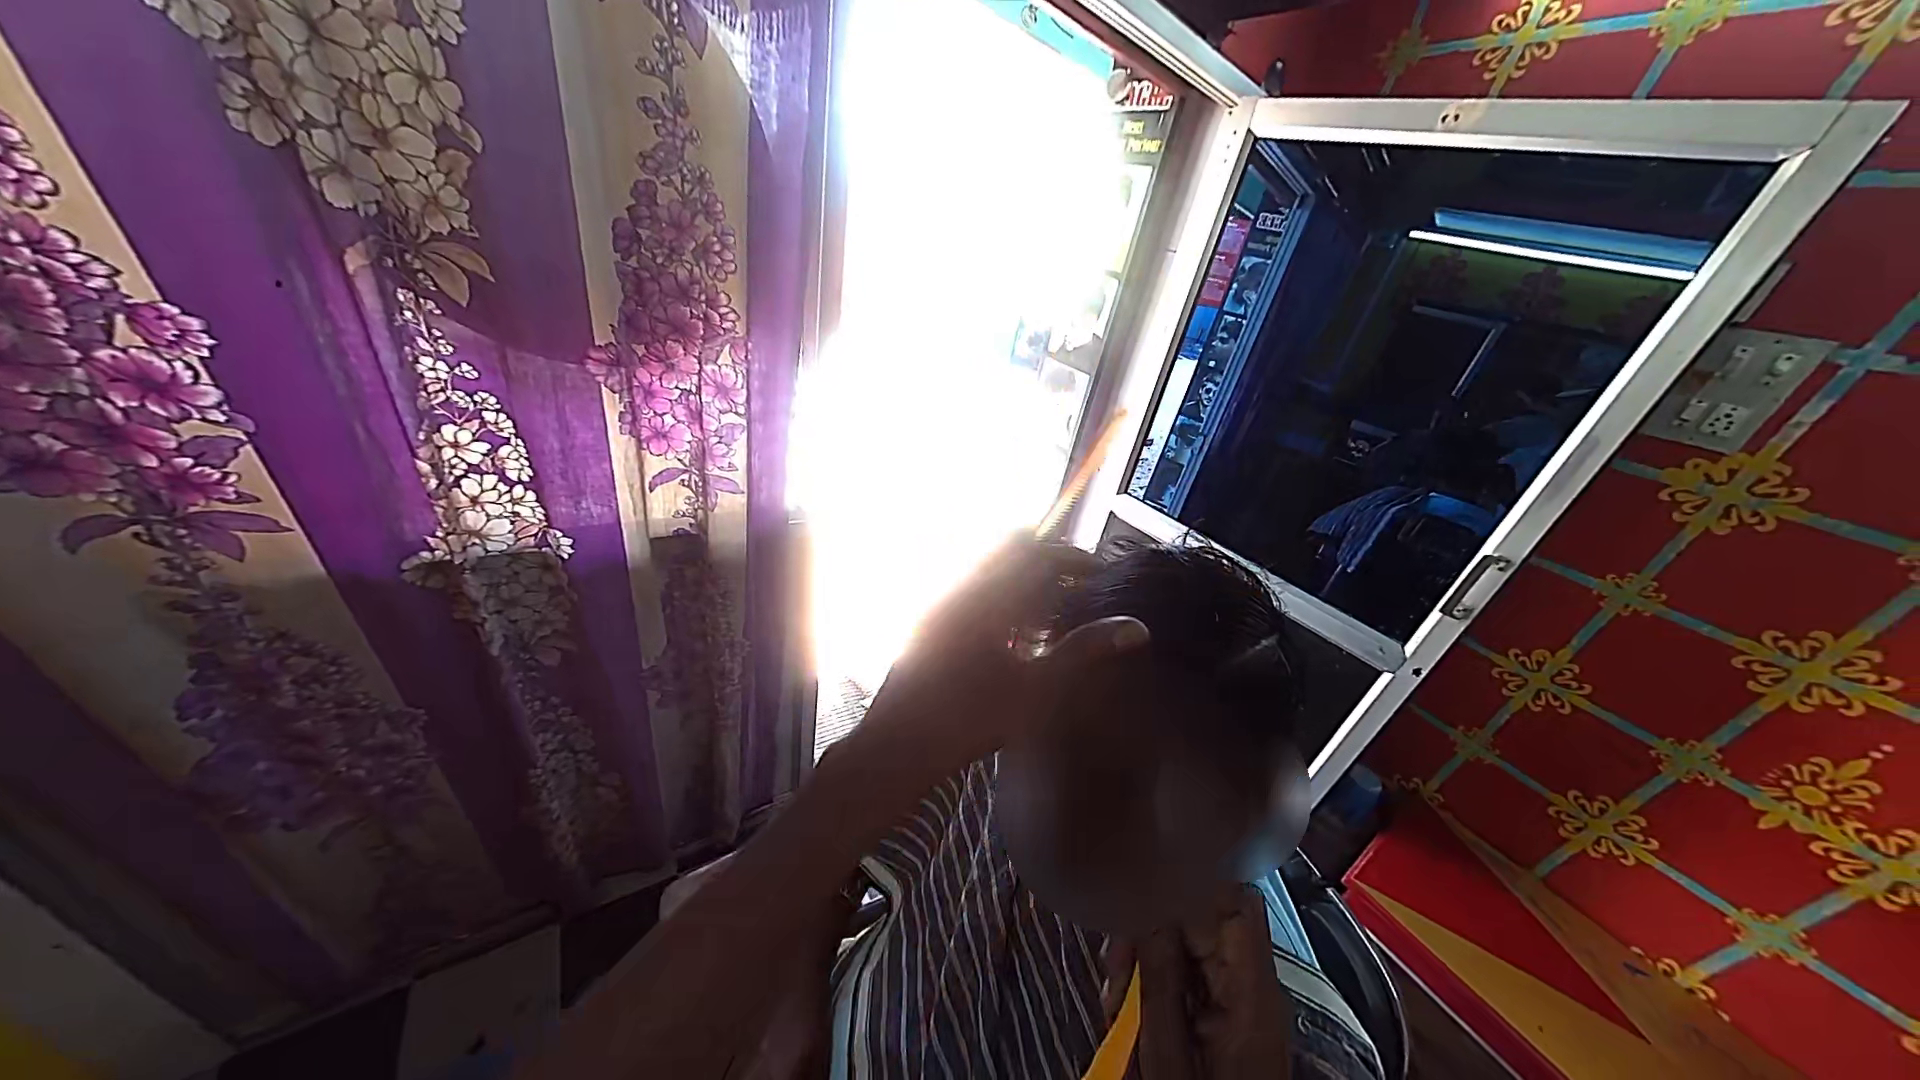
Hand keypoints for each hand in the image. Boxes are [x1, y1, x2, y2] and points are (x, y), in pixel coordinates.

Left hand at [849, 535, 1145, 781]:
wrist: (900, 742)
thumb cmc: (971, 719)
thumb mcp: (1037, 688)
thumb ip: (1084, 650)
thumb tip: (1134, 627)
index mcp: (991, 597)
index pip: (1041, 552)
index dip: (1075, 558)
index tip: (1099, 573)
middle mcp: (963, 587)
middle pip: (1011, 546)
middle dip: (1047, 556)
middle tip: (1073, 584)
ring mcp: (940, 600)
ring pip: (989, 565)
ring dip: (1021, 574)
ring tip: (1046, 609)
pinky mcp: (927, 617)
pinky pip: (969, 586)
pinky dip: (998, 592)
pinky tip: (1010, 632)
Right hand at [1103, 886, 1293, 1079]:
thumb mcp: (1168, 1051)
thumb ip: (1157, 973)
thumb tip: (1143, 902)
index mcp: (1252, 989)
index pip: (1237, 903)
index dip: (1196, 879)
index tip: (1144, 879)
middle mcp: (1248, 984)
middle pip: (1202, 921)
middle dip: (1152, 930)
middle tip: (1114, 964)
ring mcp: (1233, 999)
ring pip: (1184, 944)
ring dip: (1143, 958)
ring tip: (1114, 998)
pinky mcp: (1217, 1013)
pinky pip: (1182, 974)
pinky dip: (1150, 981)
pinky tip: (1124, 1007)